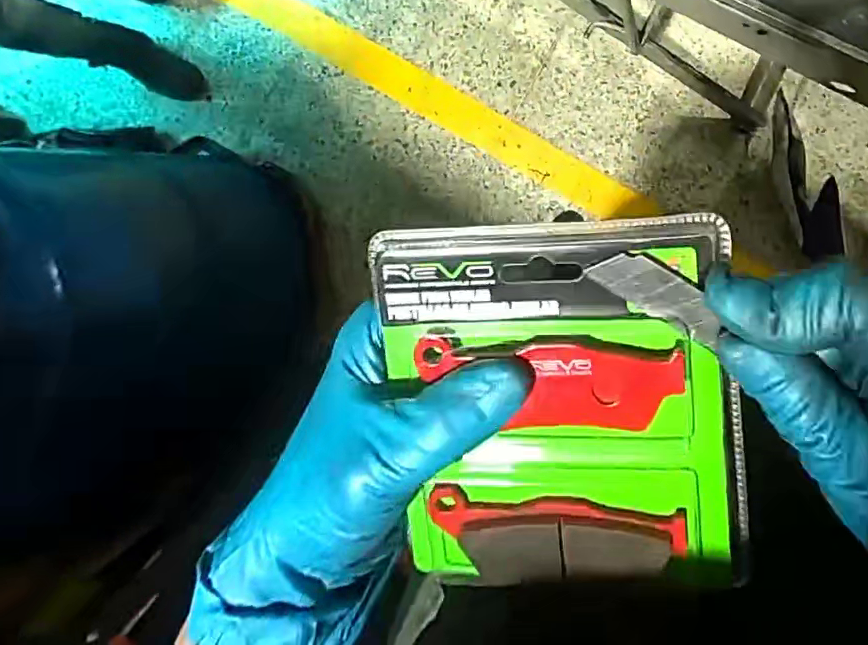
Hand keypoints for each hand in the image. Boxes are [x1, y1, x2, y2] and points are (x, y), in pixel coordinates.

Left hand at [187, 303, 531, 643]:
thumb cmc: (322, 494)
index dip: (482, 298)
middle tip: (562, 349)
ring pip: (474, 380)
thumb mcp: (388, 450)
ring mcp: (416, 399)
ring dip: (509, 390)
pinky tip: (535, 429)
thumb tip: (515, 373)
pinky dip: (501, 427)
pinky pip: (476, 421)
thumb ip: (448, 414)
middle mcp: (398, 358)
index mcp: (373, 339)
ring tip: (561, 386)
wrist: (306, 570)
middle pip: (462, 338)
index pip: (433, 299)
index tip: (536, 305)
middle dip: (505, 347)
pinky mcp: (432, 437)